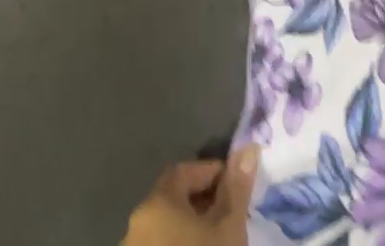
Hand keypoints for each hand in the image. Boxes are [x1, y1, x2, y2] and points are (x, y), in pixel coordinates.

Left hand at [122, 147, 259, 245]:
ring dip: (192, 223)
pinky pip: (159, 245)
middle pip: (173, 197)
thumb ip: (237, 187)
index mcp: (156, 205)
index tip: (237, 184)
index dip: (213, 172)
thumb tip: (248, 148)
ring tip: (218, 236)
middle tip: (231, 210)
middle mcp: (136, 225)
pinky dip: (179, 242)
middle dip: (204, 198)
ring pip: (165, 225)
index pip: (184, 170)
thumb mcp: (229, 225)